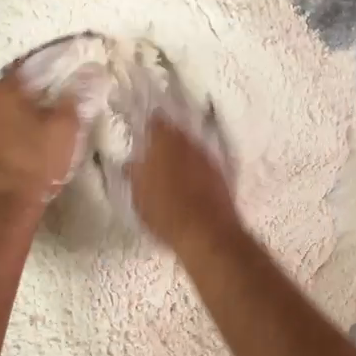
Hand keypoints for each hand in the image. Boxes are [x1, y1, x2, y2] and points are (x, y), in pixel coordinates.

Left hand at [0, 69, 81, 210]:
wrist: (8, 204)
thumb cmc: (35, 161)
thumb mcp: (65, 126)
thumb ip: (79, 95)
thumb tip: (94, 70)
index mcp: (5, 88)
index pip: (39, 58)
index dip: (66, 55)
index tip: (89, 54)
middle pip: (32, 77)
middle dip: (59, 75)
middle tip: (88, 73)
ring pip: (28, 97)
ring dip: (51, 95)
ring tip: (79, 94)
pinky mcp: (0, 138)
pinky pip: (25, 114)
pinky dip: (42, 112)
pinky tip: (60, 117)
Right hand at [128, 112, 240, 251]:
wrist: (207, 234)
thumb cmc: (167, 215)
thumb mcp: (139, 198)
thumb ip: (135, 176)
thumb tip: (132, 165)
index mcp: (163, 143)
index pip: (155, 122)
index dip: (148, 123)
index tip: (143, 127)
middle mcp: (189, 144)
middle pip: (177, 130)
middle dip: (167, 136)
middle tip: (155, 147)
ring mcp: (208, 158)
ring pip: (192, 146)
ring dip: (182, 152)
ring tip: (171, 166)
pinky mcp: (222, 174)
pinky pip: (204, 163)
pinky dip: (196, 167)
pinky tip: (189, 181)